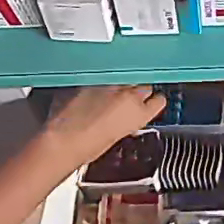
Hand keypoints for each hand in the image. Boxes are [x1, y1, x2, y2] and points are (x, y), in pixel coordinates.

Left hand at [39, 85, 165, 167]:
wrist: (65, 139)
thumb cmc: (88, 146)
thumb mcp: (118, 136)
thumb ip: (127, 121)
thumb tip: (124, 117)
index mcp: (139, 114)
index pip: (159, 101)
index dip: (153, 102)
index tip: (150, 103)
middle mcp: (130, 95)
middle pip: (144, 86)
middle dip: (138, 91)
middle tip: (127, 101)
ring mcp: (112, 84)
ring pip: (126, 78)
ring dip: (121, 85)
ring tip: (110, 96)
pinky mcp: (96, 79)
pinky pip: (105, 77)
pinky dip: (103, 83)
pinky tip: (94, 93)